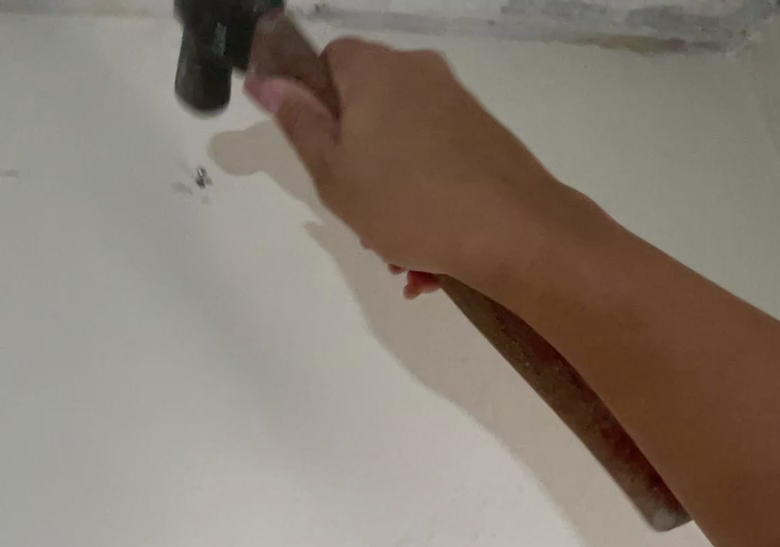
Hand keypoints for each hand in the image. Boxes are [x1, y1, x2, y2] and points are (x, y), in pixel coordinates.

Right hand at [245, 39, 584, 290]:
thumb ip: (300, 126)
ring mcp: (457, 104)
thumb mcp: (334, 174)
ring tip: (397, 253)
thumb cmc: (407, 203)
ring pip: (403, 148)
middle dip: (358, 164)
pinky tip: (427, 253)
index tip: (319, 154)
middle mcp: (418, 73)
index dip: (316, 104)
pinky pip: (437, 166)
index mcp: (375, 70)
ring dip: (391, 198)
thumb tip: (270, 82)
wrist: (510, 230)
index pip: (329, 60)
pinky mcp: (484, 137)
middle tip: (359, 216)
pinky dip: (425, 202)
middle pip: (369, 109)